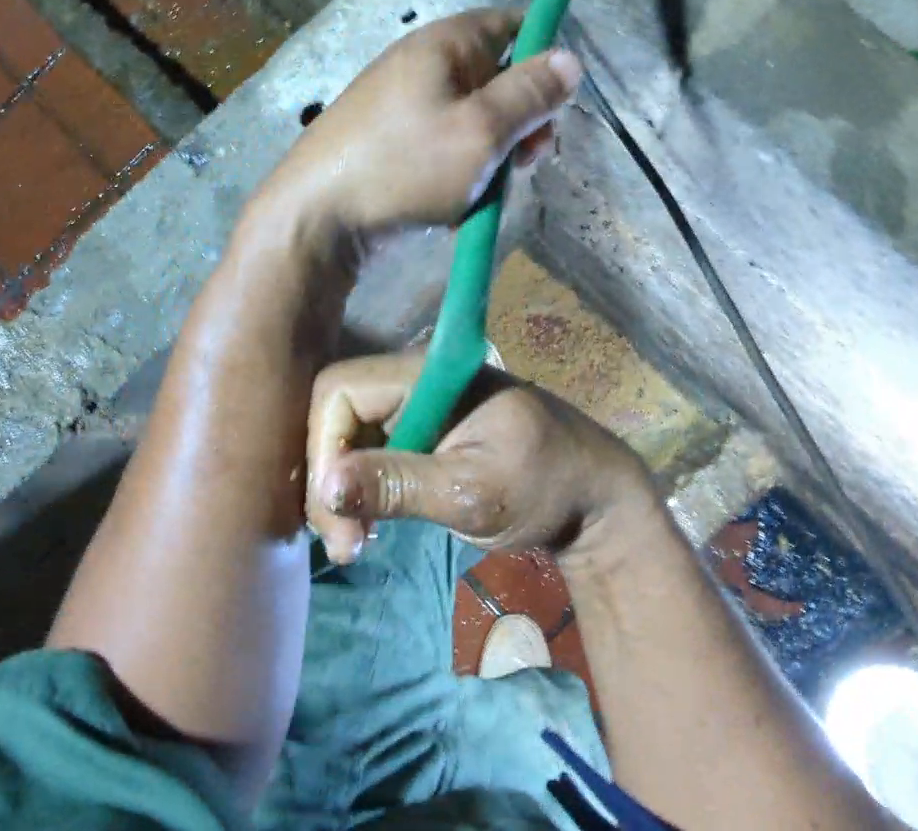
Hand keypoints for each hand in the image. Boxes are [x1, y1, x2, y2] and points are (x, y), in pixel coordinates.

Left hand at [251, 9, 580, 237]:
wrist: (316, 218)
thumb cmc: (405, 167)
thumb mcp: (482, 131)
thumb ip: (530, 95)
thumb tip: (571, 58)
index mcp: (444, 43)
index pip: (512, 27)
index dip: (542, 64)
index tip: (552, 112)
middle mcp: (421, 65)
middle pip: (495, 81)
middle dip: (518, 125)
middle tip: (524, 165)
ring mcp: (400, 107)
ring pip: (470, 125)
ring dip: (488, 160)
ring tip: (481, 195)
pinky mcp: (387, 145)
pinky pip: (439, 152)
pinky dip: (454, 177)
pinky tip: (450, 208)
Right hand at [304, 351, 653, 563]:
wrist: (592, 498)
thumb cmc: (544, 488)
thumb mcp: (473, 493)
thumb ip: (400, 484)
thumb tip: (325, 486)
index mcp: (427, 374)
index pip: (342, 391)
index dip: (325, 449)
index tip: (338, 515)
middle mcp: (412, 379)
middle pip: (337, 413)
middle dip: (329, 478)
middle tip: (345, 543)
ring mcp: (414, 404)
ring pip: (346, 436)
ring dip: (340, 491)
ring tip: (355, 543)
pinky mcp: (418, 431)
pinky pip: (366, 451)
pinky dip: (359, 490)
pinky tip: (368, 527)